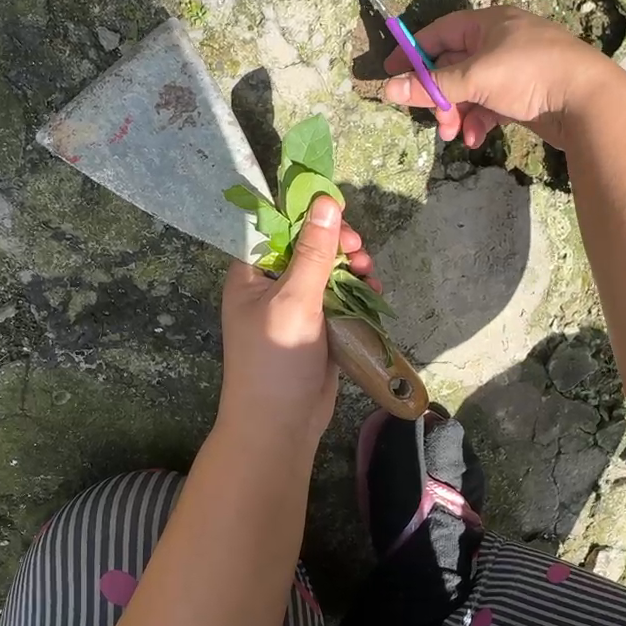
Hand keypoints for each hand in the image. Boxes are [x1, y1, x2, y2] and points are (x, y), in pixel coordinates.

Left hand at [217, 195, 370, 450]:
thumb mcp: (295, 299)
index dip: (309, 216)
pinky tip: (374, 294)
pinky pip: (340, 299)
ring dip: (352, 269)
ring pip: (330, 273)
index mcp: (251, 273)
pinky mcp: (319, 329)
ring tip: (370, 275)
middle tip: (360, 252)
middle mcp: (271, 286)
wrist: (280, 424)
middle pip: (309, 248)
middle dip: (338, 245)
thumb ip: (313, 251)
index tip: (340, 214)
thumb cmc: (276, 358)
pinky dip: (357, 294)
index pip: (279, 227)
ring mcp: (297, 309)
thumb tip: (326, 200)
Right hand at [381, 5, 625, 149]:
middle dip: (441, 96)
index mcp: (488, 23)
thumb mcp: (476, 77)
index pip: (440, 32)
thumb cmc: (530, 74)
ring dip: (458, 113)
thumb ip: (433, 85)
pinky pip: (490, 106)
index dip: (414, 53)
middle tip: (437, 120)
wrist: (587, 100)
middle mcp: (499, 41)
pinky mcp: (524, 95)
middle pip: (453, 66)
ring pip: (471, 90)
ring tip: (456, 135)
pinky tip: (477, 139)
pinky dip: (479, 122)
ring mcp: (513, 69)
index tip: (391, 74)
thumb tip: (388, 89)